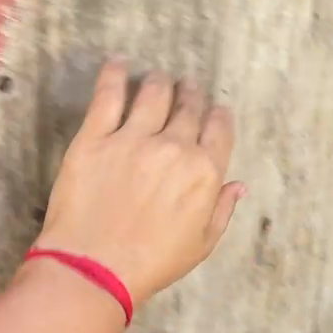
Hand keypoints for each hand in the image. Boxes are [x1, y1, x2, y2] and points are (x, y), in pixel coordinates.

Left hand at [31, 60, 243, 306]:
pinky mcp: (95, 138)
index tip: (216, 110)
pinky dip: (115, 76)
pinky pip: (109, 97)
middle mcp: (175, 147)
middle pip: (189, 108)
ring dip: (161, 82)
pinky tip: (118, 63)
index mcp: (205, 172)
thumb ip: (222, 209)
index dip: (219, 115)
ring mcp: (133, 139)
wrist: (93, 269)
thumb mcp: (202, 244)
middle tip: (188, 87)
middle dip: (192, 94)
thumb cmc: (153, 263)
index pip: (220, 129)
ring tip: (159, 77)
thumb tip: (238, 184)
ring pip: (154, 95)